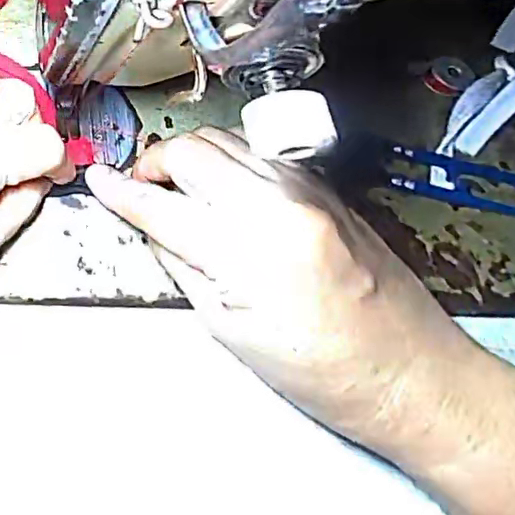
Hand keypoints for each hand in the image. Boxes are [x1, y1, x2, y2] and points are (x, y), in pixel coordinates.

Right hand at [85, 127, 496, 463]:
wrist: (418, 375)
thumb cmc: (326, 374)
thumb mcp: (231, 331)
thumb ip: (184, 267)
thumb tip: (152, 228)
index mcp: (253, 253)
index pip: (164, 207)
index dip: (120, 191)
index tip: (97, 180)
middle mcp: (281, 206)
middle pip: (191, 150)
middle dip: (152, 162)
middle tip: (139, 186)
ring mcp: (307, 189)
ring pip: (222, 139)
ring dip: (187, 155)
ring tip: (175, 185)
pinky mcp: (323, 186)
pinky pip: (255, 152)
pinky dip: (224, 159)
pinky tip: (218, 187)